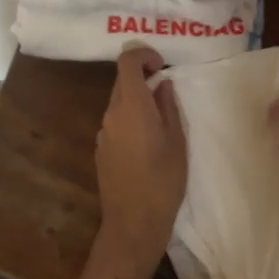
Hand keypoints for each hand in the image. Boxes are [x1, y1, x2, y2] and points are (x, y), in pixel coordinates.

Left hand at [93, 45, 186, 269]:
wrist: (133, 223)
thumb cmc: (163, 181)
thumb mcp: (177, 141)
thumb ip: (168, 107)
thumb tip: (162, 85)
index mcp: (132, 106)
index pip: (127, 62)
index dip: (143, 55)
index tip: (161, 65)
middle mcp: (112, 114)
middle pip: (122, 82)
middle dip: (142, 78)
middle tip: (165, 90)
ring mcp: (103, 133)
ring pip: (118, 104)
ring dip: (136, 101)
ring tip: (160, 121)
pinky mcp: (101, 150)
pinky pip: (115, 123)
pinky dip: (129, 120)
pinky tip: (146, 144)